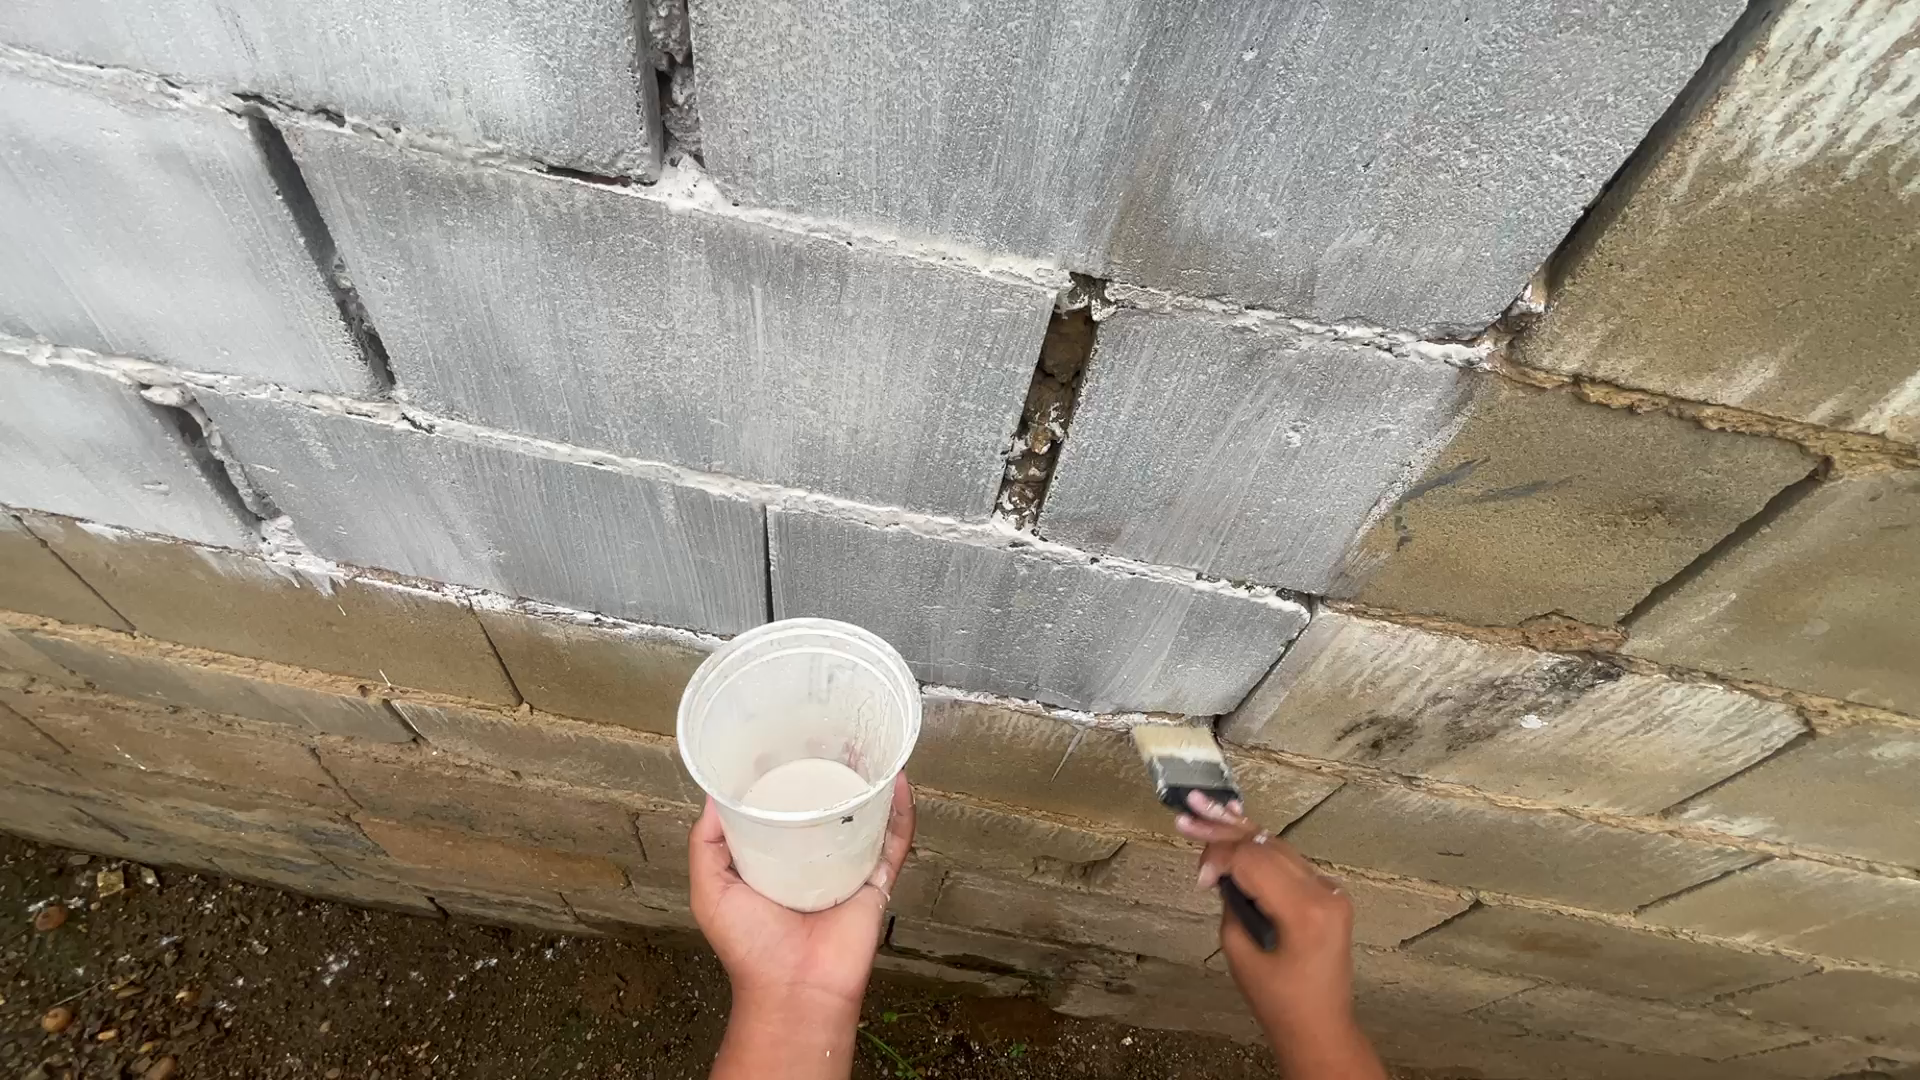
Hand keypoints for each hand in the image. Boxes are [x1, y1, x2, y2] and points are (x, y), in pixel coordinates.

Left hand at [691, 773, 914, 1079]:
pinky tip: (897, 781)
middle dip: (834, 769)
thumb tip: (713, 796)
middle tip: (831, 737)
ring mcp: (850, 865)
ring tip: (867, 747)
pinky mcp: (878, 877)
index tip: (785, 744)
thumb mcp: (712, 891)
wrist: (795, 990)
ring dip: (871, 781)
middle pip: (831, 803)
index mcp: (781, 857)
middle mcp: (818, 856)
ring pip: (867, 814)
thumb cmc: (751, 949)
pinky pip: (895, 839)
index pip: (788, 806)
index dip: (788, 774)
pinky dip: (900, 810)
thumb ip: (706, 846)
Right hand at [1178, 794, 1385, 1079]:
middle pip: (1263, 844)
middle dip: (1222, 829)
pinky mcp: (1326, 890)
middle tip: (1187, 809)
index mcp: (1304, 910)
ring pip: (1274, 844)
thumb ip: (1231, 899)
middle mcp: (1323, 891)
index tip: (1200, 880)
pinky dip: (1256, 843)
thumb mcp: (1239, 948)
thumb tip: (1222, 867)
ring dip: (1236, 830)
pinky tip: (1233, 820)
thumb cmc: (1276, 999)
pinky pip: (1285, 857)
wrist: (1321, 1027)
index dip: (1217, 857)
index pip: (1251, 859)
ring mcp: (1330, 888)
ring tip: (1202, 807)